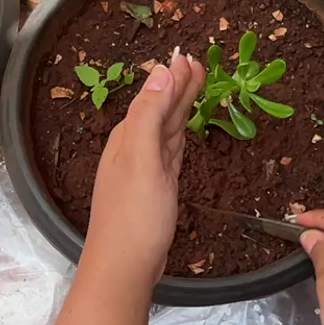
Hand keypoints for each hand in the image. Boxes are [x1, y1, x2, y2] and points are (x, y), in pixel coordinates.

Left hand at [84, 49, 206, 288]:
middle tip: (199, 66)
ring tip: (195, 86)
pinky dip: (178, 136)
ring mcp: (145, 170)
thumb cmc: (134, 216)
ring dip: (180, 108)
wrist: (124, 267)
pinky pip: (169, 152)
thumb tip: (160, 73)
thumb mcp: (141, 158)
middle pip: (159, 111)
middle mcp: (133, 150)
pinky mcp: (156, 189)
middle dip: (178, 88)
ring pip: (166, 130)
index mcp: (128, 138)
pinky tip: (181, 130)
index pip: (153, 98)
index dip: (172, 78)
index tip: (191, 57)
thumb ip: (149, 115)